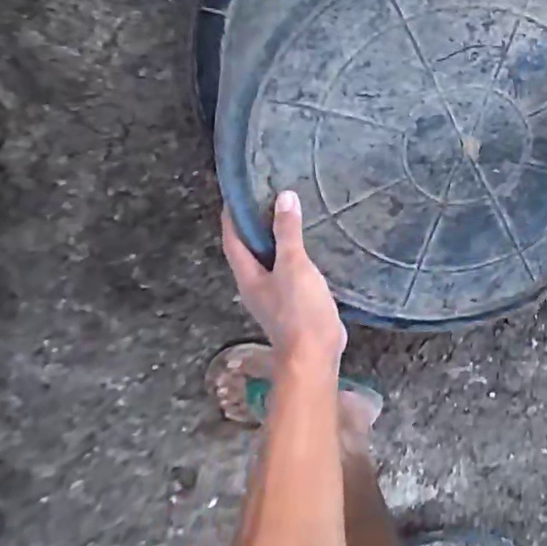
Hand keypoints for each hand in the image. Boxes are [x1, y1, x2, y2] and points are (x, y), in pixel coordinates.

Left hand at [221, 191, 346, 366]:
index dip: (232, 216)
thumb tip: (283, 196)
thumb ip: (288, 232)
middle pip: (249, 249)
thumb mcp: (294, 265)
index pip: (232, 240)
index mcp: (248, 276)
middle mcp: (256, 285)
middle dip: (255, 224)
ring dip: (275, 238)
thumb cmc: (298, 309)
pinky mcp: (293, 301)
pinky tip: (310, 245)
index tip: (238, 192)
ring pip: (270, 259)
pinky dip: (293, 252)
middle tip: (269, 196)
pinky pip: (288, 269)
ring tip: (290, 214)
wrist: (314, 354)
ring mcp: (274, 295)